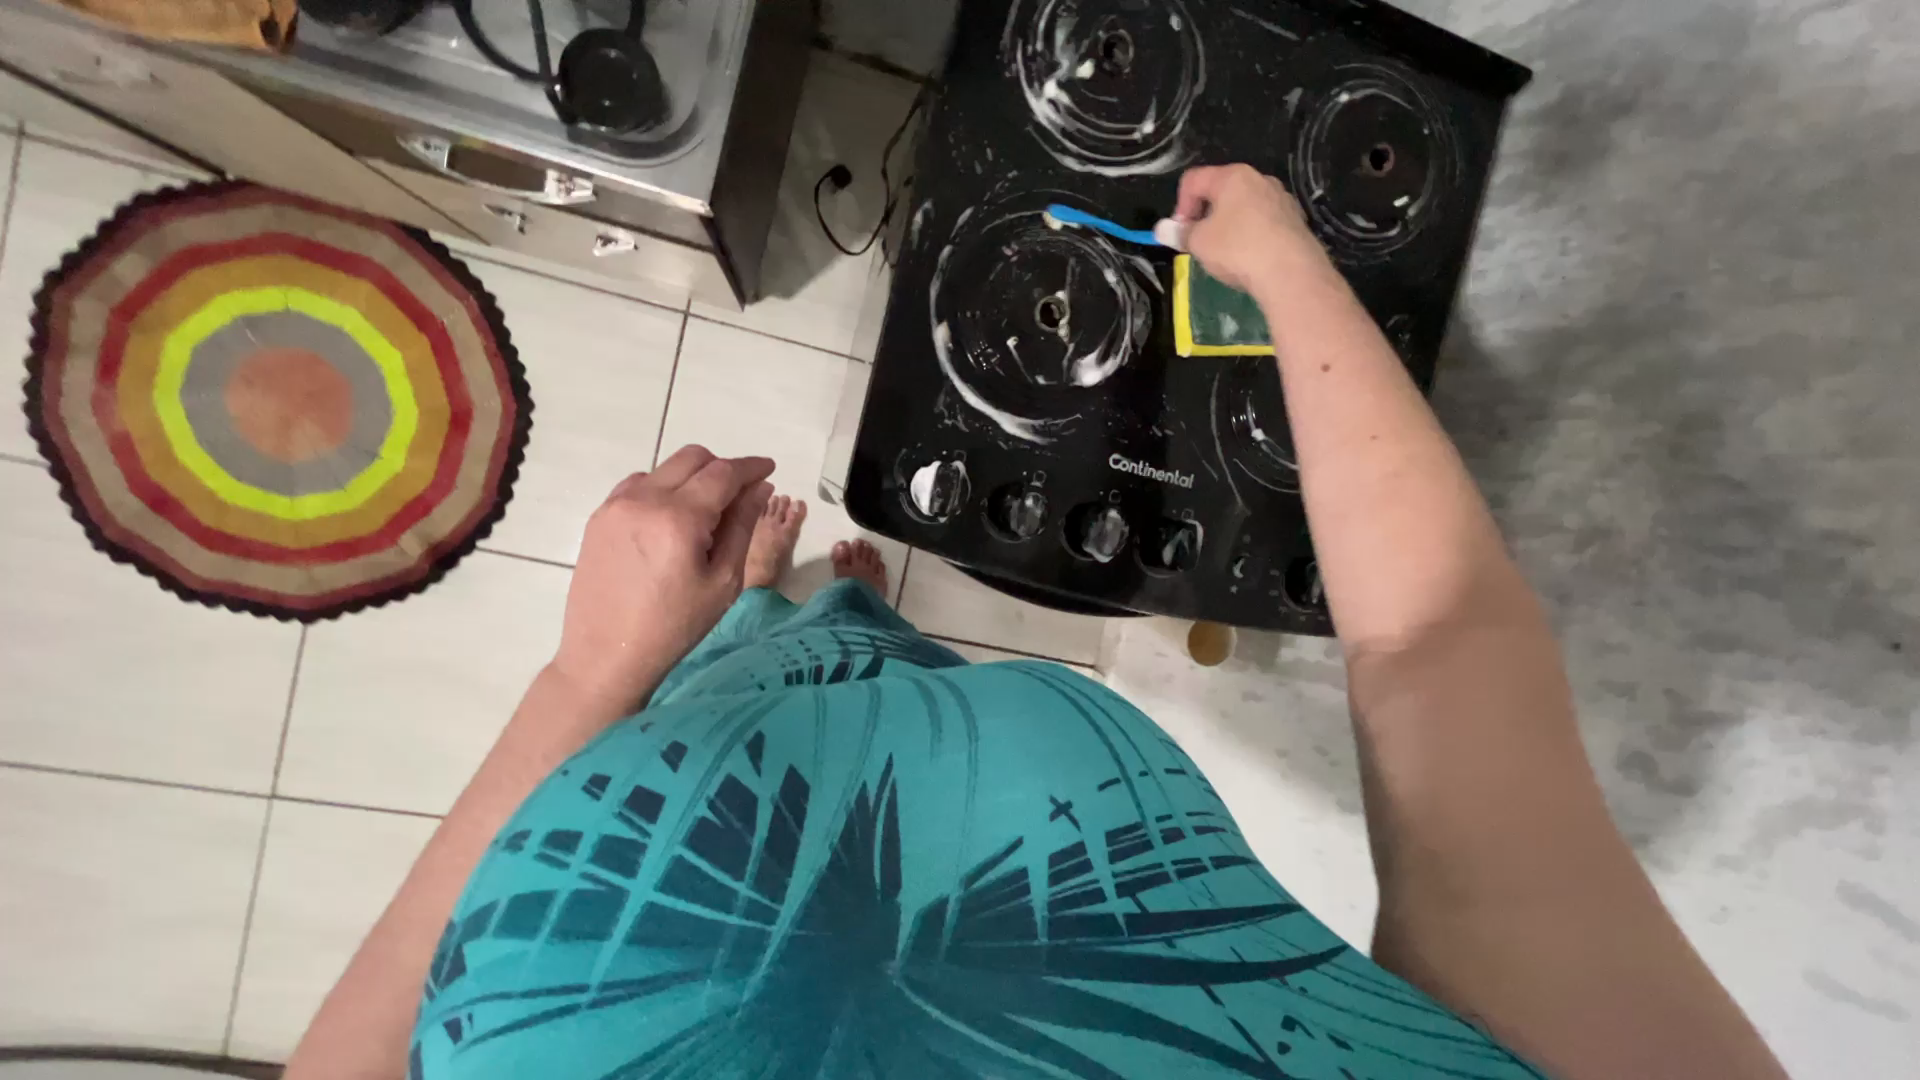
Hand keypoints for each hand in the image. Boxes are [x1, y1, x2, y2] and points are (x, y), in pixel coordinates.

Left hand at [552, 445, 774, 711]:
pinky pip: (639, 484)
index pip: (723, 472)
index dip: (751, 467)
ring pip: (665, 468)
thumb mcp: (723, 581)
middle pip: (693, 458)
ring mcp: (616, 505)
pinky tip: (671, 520)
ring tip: (705, 513)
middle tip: (741, 494)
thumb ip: (742, 526)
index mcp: (679, 517)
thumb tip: (759, 489)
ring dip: (692, 477)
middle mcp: (644, 499)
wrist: (607, 653)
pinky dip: (664, 488)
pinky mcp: (600, 516)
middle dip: (723, 467)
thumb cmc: (675, 626)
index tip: (769, 469)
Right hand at [1174, 164, 1323, 291]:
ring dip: (1227, 226)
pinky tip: (1249, 257)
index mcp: (1232, 177)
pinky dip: (1249, 235)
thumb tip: (1162, 230)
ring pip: (1243, 207)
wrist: (1289, 271)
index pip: (1194, 180)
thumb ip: (1180, 233)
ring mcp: (1280, 198)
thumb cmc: (1237, 248)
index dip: (1179, 206)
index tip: (1181, 233)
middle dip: (1204, 216)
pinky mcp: (1294, 219)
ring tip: (1225, 253)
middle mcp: (1259, 179)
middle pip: (1220, 191)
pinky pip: (1262, 222)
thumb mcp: (1198, 243)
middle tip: (1199, 243)